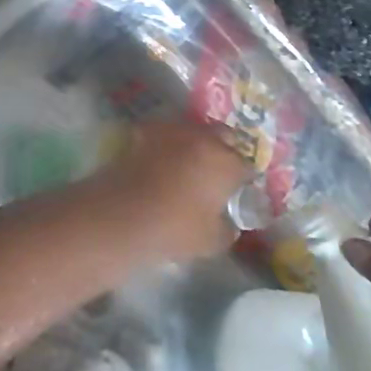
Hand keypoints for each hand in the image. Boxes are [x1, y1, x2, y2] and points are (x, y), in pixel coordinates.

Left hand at [95, 122, 250, 262]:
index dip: (243, 179)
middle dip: (225, 150)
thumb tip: (228, 222)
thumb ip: (228, 228)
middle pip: (224, 136)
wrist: (124, 212)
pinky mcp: (146, 129)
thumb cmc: (175, 228)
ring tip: (188, 163)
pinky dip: (167, 142)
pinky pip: (165, 132)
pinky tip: (161, 159)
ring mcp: (173, 129)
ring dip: (196, 142)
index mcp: (226, 162)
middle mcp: (203, 137)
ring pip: (194, 129)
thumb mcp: (212, 241)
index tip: (237, 190)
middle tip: (217, 172)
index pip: (246, 166)